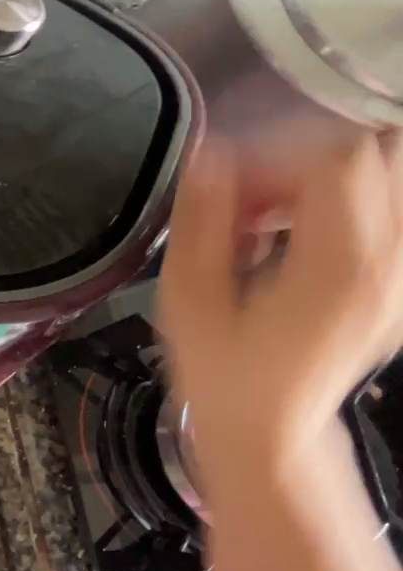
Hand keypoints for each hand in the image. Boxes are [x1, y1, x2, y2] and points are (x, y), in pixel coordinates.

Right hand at [158, 136, 402, 470]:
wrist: (269, 420)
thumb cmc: (217, 363)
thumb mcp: (188, 295)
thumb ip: (202, 223)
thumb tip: (207, 155)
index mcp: (340, 265)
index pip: (341, 160)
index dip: (275, 150)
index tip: (222, 179)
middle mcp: (396, 258)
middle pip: (387, 155)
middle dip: (312, 152)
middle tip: (252, 189)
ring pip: (396, 179)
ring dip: (333, 174)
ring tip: (273, 208)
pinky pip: (394, 209)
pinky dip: (350, 198)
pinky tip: (299, 226)